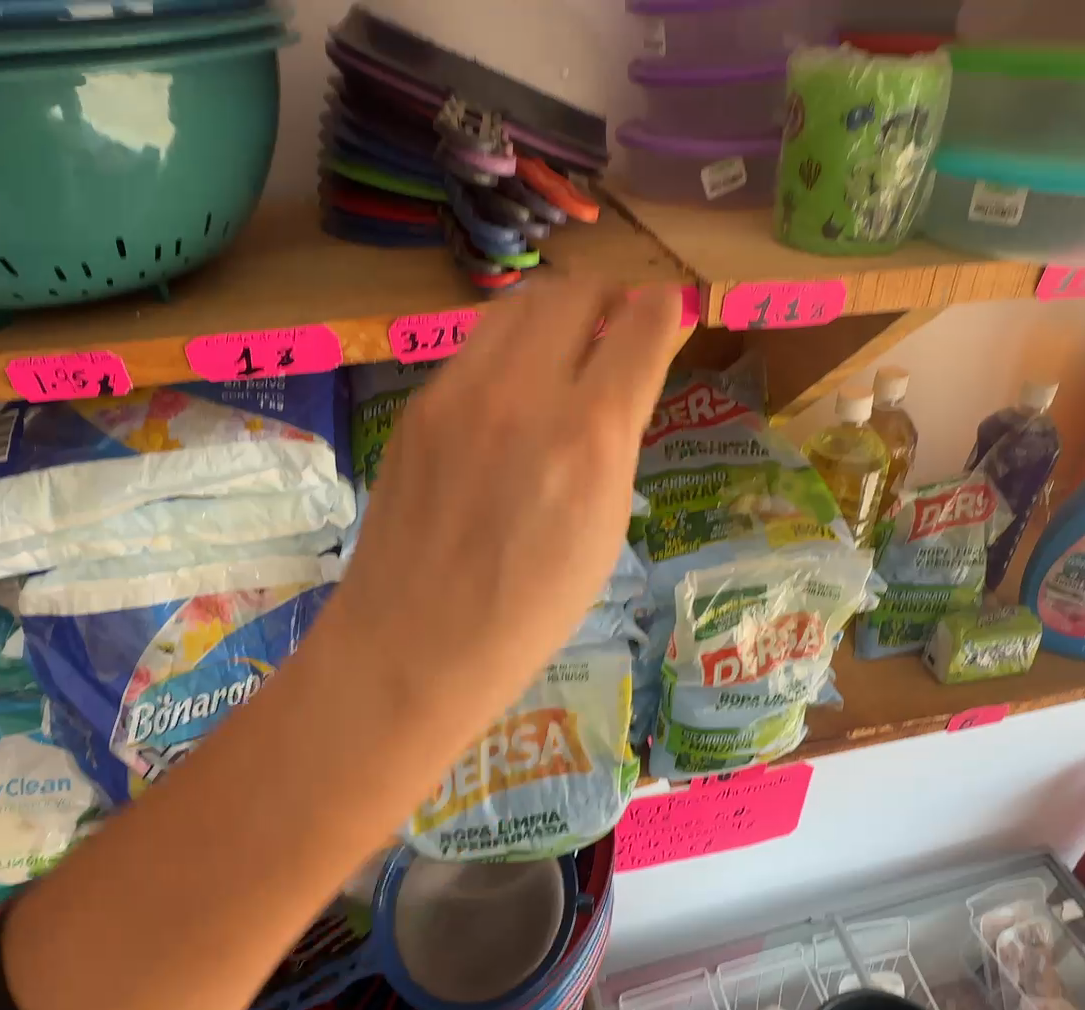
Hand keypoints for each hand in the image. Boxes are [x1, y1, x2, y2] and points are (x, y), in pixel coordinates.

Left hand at [325, 275, 683, 726]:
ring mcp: (461, 393)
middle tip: (617, 318)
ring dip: (556, 308)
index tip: (669, 309)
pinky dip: (509, 346)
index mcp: (589, 437)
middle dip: (609, 296)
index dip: (665, 309)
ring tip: (566, 337)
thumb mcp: (604, 527)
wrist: (415, 642)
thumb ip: (615, 441)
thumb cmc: (531, 610)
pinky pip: (477, 346)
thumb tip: (621, 384)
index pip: (642, 328)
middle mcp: (526, 395)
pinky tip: (511, 384)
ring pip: (520, 305)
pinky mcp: (420, 403)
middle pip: (577, 293)